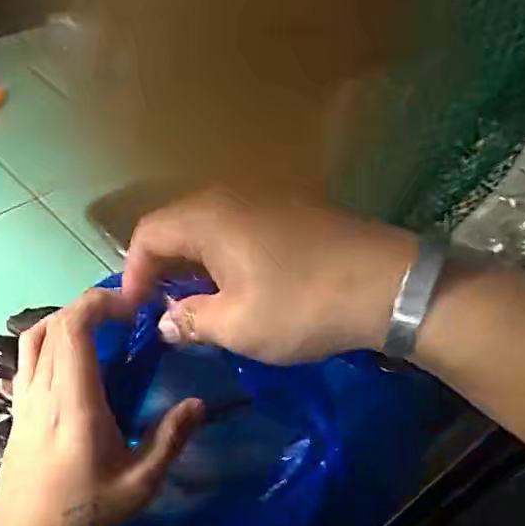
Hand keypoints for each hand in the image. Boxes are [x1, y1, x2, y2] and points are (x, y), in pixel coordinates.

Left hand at [0, 289, 203, 525]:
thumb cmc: (81, 514)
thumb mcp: (139, 484)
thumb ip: (169, 439)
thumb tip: (198, 404)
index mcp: (72, 399)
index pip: (73, 324)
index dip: (100, 301)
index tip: (133, 307)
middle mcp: (42, 389)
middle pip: (52, 324)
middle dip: (87, 307)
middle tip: (122, 319)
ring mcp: (23, 401)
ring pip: (33, 339)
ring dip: (65, 323)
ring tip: (99, 336)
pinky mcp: (16, 414)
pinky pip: (28, 362)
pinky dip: (50, 346)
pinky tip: (74, 369)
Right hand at [122, 190, 419, 363]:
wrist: (393, 287)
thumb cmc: (302, 305)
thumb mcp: (236, 325)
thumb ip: (190, 321)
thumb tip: (166, 322)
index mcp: (208, 219)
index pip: (147, 235)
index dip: (131, 274)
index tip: (137, 312)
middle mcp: (230, 200)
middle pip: (173, 227)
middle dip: (158, 270)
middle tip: (160, 310)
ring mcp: (263, 203)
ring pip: (205, 230)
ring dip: (189, 267)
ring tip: (193, 306)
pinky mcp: (290, 215)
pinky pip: (234, 232)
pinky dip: (219, 261)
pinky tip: (232, 291)